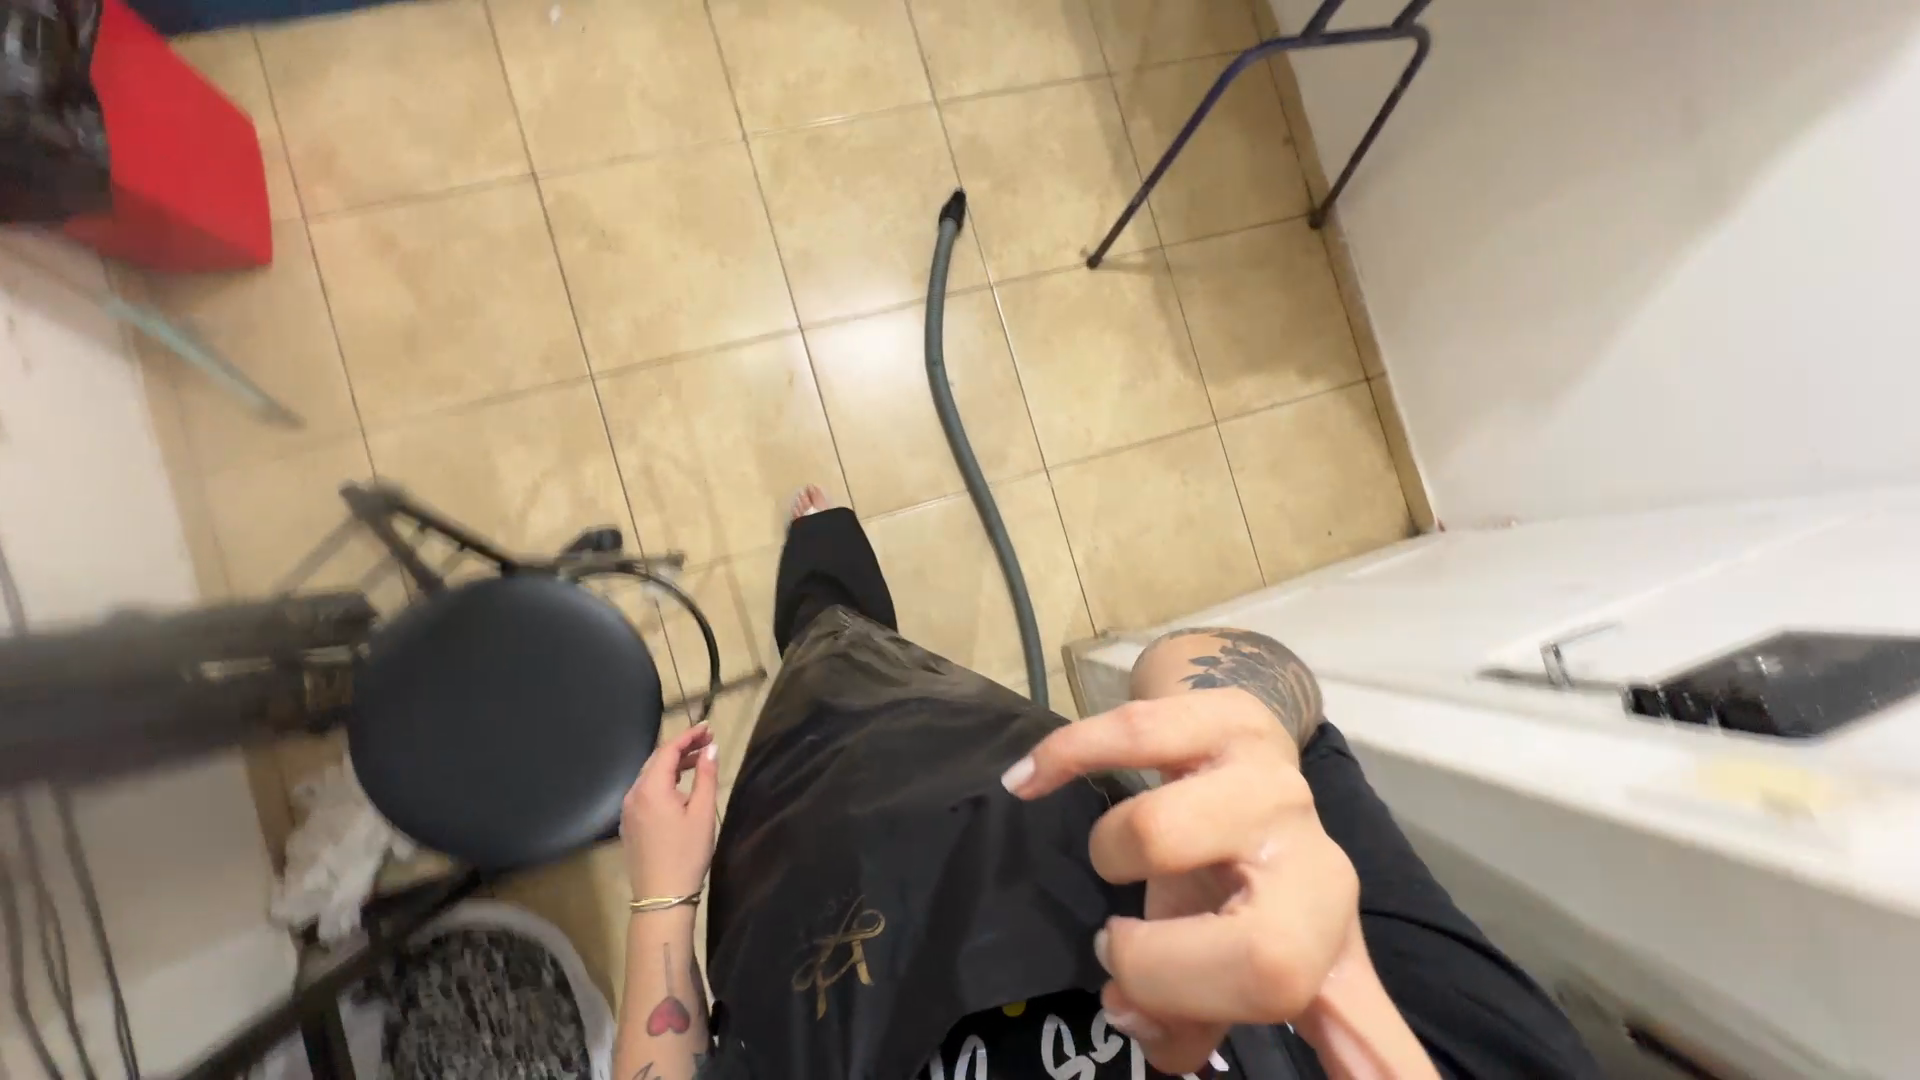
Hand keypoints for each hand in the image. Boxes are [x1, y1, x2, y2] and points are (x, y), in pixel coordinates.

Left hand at [620, 724, 719, 899]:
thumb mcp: (703, 812)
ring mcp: (627, 810)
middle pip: (656, 760)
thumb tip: (711, 748)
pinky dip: (663, 781)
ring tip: (698, 761)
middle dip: (681, 747)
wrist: (662, 897)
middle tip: (708, 742)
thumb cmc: (687, 852)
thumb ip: (706, 775)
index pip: (668, 750)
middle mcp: (633, 794)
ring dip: (673, 764)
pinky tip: (679, 787)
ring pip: (649, 776)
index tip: (709, 728)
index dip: (689, 735)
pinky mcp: (629, 824)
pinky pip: (645, 792)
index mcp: (650, 788)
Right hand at [1001, 689, 1360, 1074]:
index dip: (1199, 1010)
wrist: (1244, 753)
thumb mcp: (1233, 951)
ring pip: (1161, 833)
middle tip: (1114, 943)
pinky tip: (1026, 783)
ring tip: (1110, 856)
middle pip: (1264, 957)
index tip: (1130, 1004)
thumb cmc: (1236, 864)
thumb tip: (1139, 1028)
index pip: (1317, 1019)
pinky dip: (1065, 759)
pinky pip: (1132, 734)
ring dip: (1110, 854)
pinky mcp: (1229, 712)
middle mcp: (1318, 862)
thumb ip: (1201, 1020)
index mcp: (1324, 934)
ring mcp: (1276, 781)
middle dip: (1159, 965)